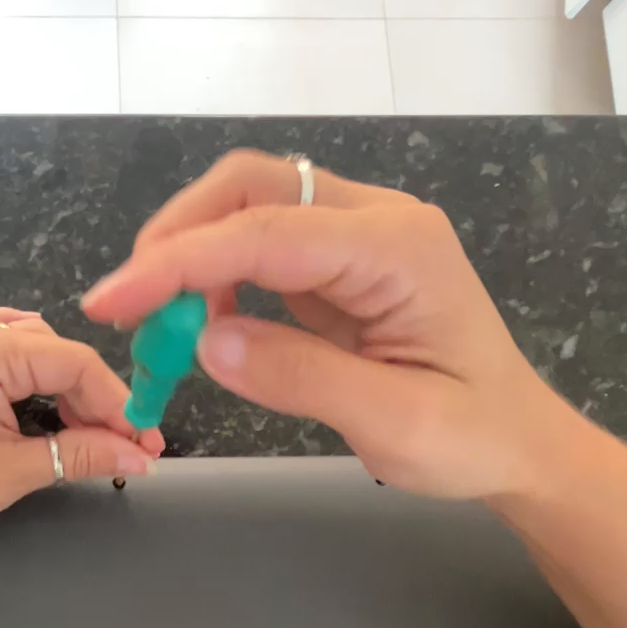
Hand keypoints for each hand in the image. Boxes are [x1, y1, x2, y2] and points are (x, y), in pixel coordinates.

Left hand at [0, 307, 164, 549]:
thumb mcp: (14, 471)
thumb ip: (81, 454)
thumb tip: (139, 455)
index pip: (74, 363)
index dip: (118, 402)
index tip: (146, 440)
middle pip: (56, 354)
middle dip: (94, 399)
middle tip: (125, 443)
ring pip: (34, 353)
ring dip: (67, 391)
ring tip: (92, 434)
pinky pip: (6, 359)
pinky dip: (35, 383)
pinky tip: (52, 408)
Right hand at [80, 149, 577, 501]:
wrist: (515, 441)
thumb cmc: (471, 438)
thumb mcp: (394, 423)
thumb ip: (301, 376)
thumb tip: (207, 341)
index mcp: (396, 250)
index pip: (265, 233)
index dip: (178, 263)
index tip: (111, 303)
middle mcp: (374, 223)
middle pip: (252, 186)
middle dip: (177, 237)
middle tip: (128, 307)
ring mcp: (354, 239)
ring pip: (247, 208)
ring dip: (187, 254)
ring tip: (156, 324)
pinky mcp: (335, 265)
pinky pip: (256, 248)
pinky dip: (211, 277)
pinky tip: (198, 321)